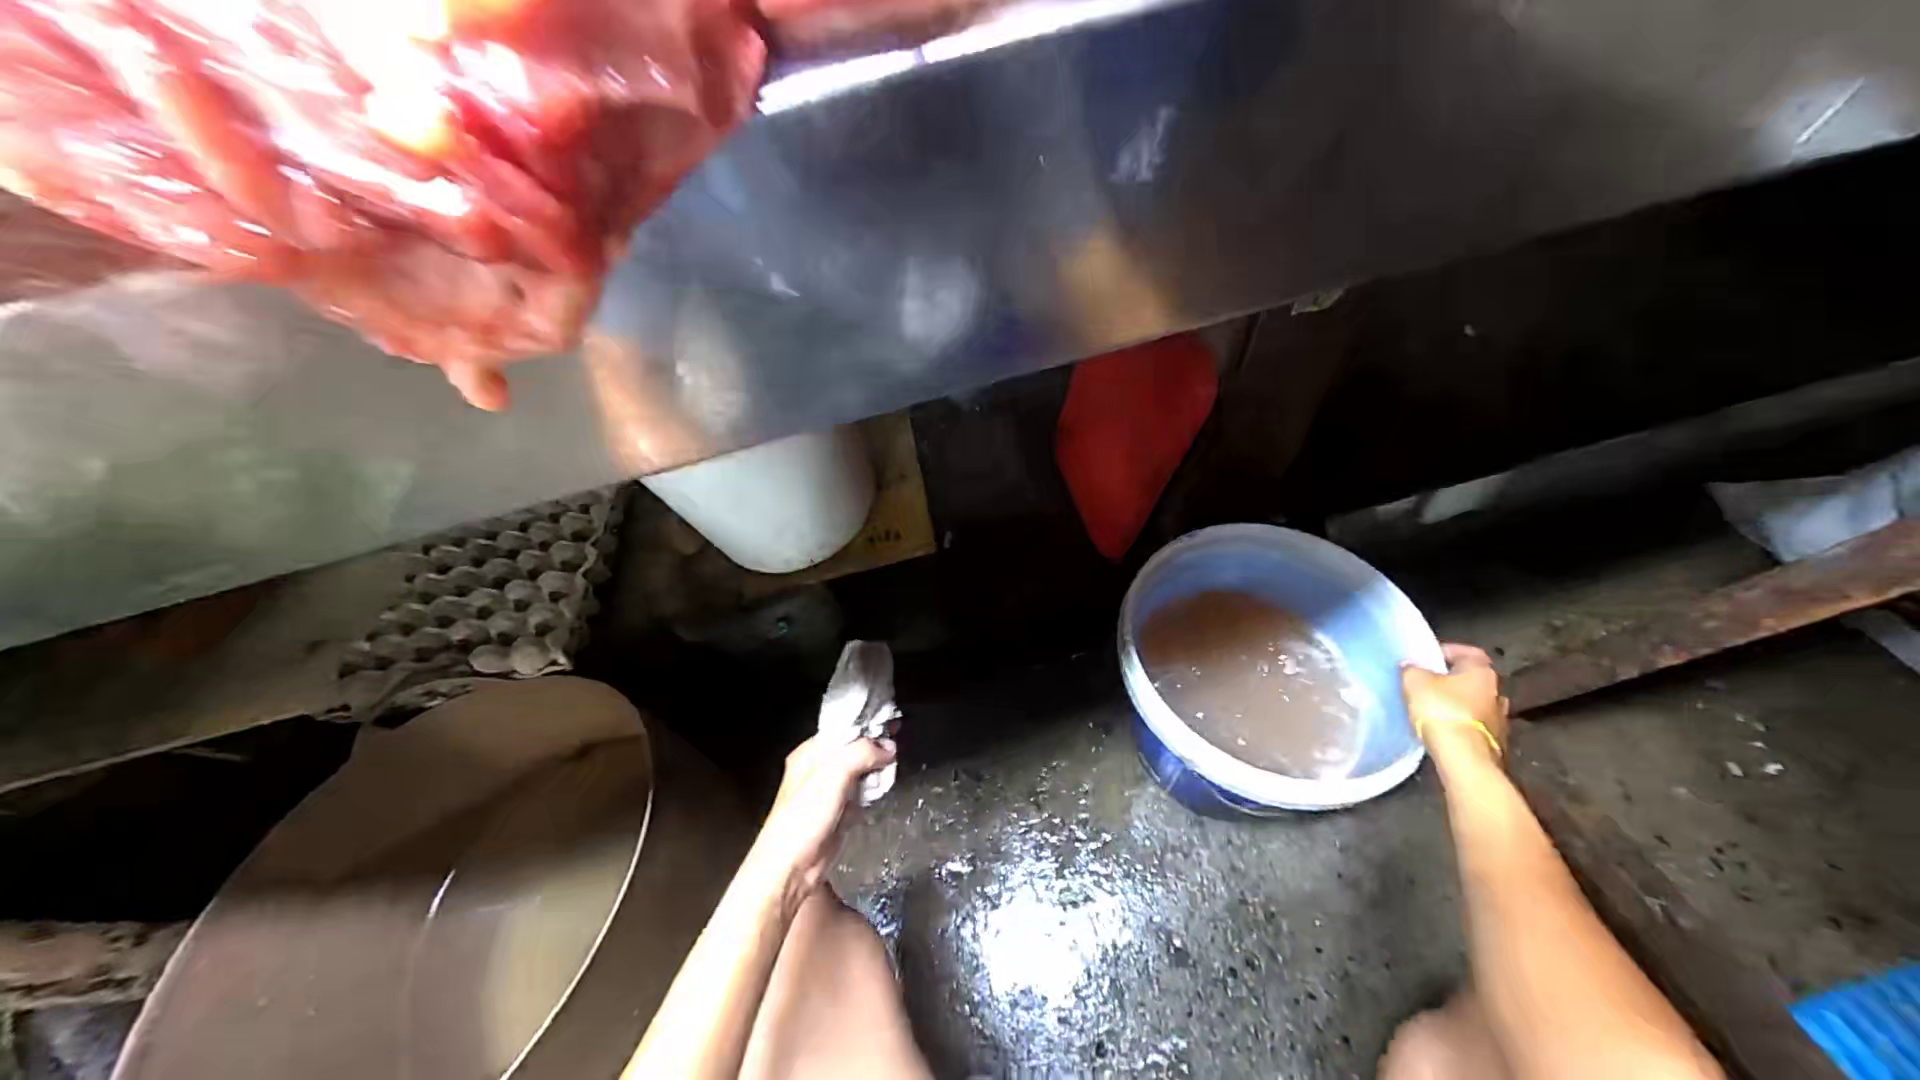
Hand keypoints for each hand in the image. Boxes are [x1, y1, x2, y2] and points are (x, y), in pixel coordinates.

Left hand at [742, 732, 895, 917]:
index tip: (889, 720)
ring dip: (877, 768)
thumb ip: (862, 753)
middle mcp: (819, 768)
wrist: (791, 867)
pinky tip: (884, 787)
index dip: (866, 723)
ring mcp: (830, 790)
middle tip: (897, 741)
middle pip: (854, 748)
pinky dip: (874, 789)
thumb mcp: (833, 773)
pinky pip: (862, 792)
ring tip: (892, 766)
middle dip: (875, 745)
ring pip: (861, 770)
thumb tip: (888, 747)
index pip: (843, 728)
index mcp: (810, 753)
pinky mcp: (840, 811)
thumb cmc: (804, 817)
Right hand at [1402, 643, 1508, 776]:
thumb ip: (1412, 669)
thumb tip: (1412, 665)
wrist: (1465, 757)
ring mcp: (1500, 718)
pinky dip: (1460, 722)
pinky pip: (1474, 723)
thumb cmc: (1441, 710)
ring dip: (1457, 702)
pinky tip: (1443, 727)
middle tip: (1427, 681)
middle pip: (1472, 678)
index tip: (1427, 657)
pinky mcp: (1495, 741)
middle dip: (1451, 679)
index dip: (1447, 651)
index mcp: (1482, 671)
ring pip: (1474, 702)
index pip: (1469, 652)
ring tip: (1433, 707)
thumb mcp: (1415, 681)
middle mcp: (1497, 692)